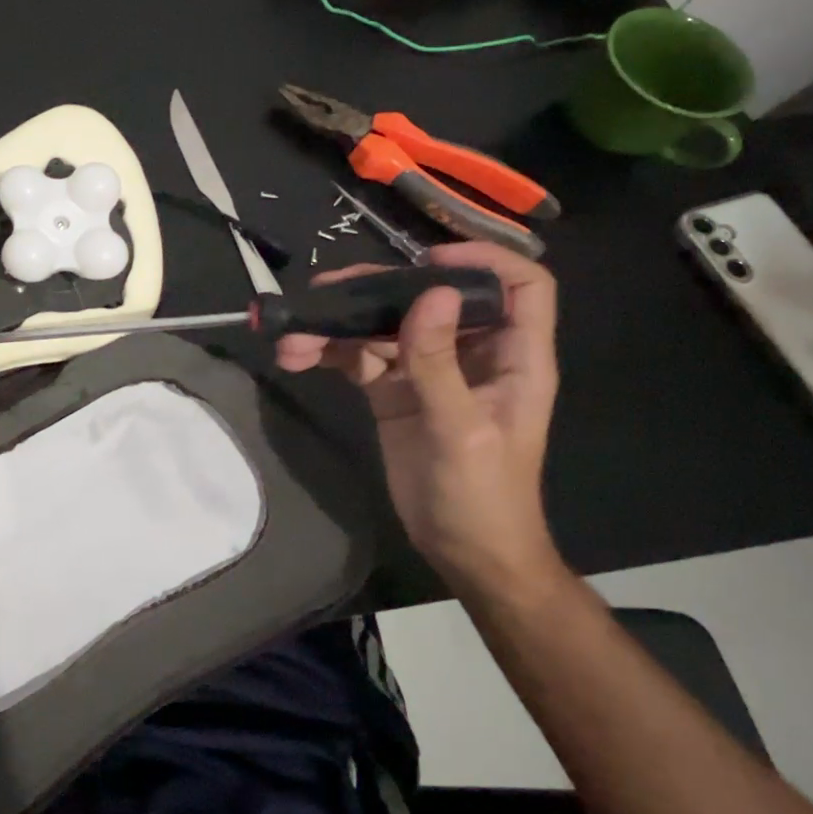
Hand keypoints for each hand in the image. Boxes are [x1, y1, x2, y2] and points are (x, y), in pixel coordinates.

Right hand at [276, 242, 561, 590]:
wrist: (464, 553)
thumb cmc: (483, 495)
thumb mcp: (462, 429)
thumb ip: (440, 362)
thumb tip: (432, 294)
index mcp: (513, 356)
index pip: (519, 286)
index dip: (483, 261)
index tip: (427, 260)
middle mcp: (471, 353)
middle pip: (430, 298)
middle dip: (378, 289)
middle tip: (325, 291)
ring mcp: (428, 371)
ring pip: (384, 326)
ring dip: (337, 326)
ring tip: (293, 337)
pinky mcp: (393, 392)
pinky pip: (359, 358)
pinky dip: (327, 353)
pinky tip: (296, 357)